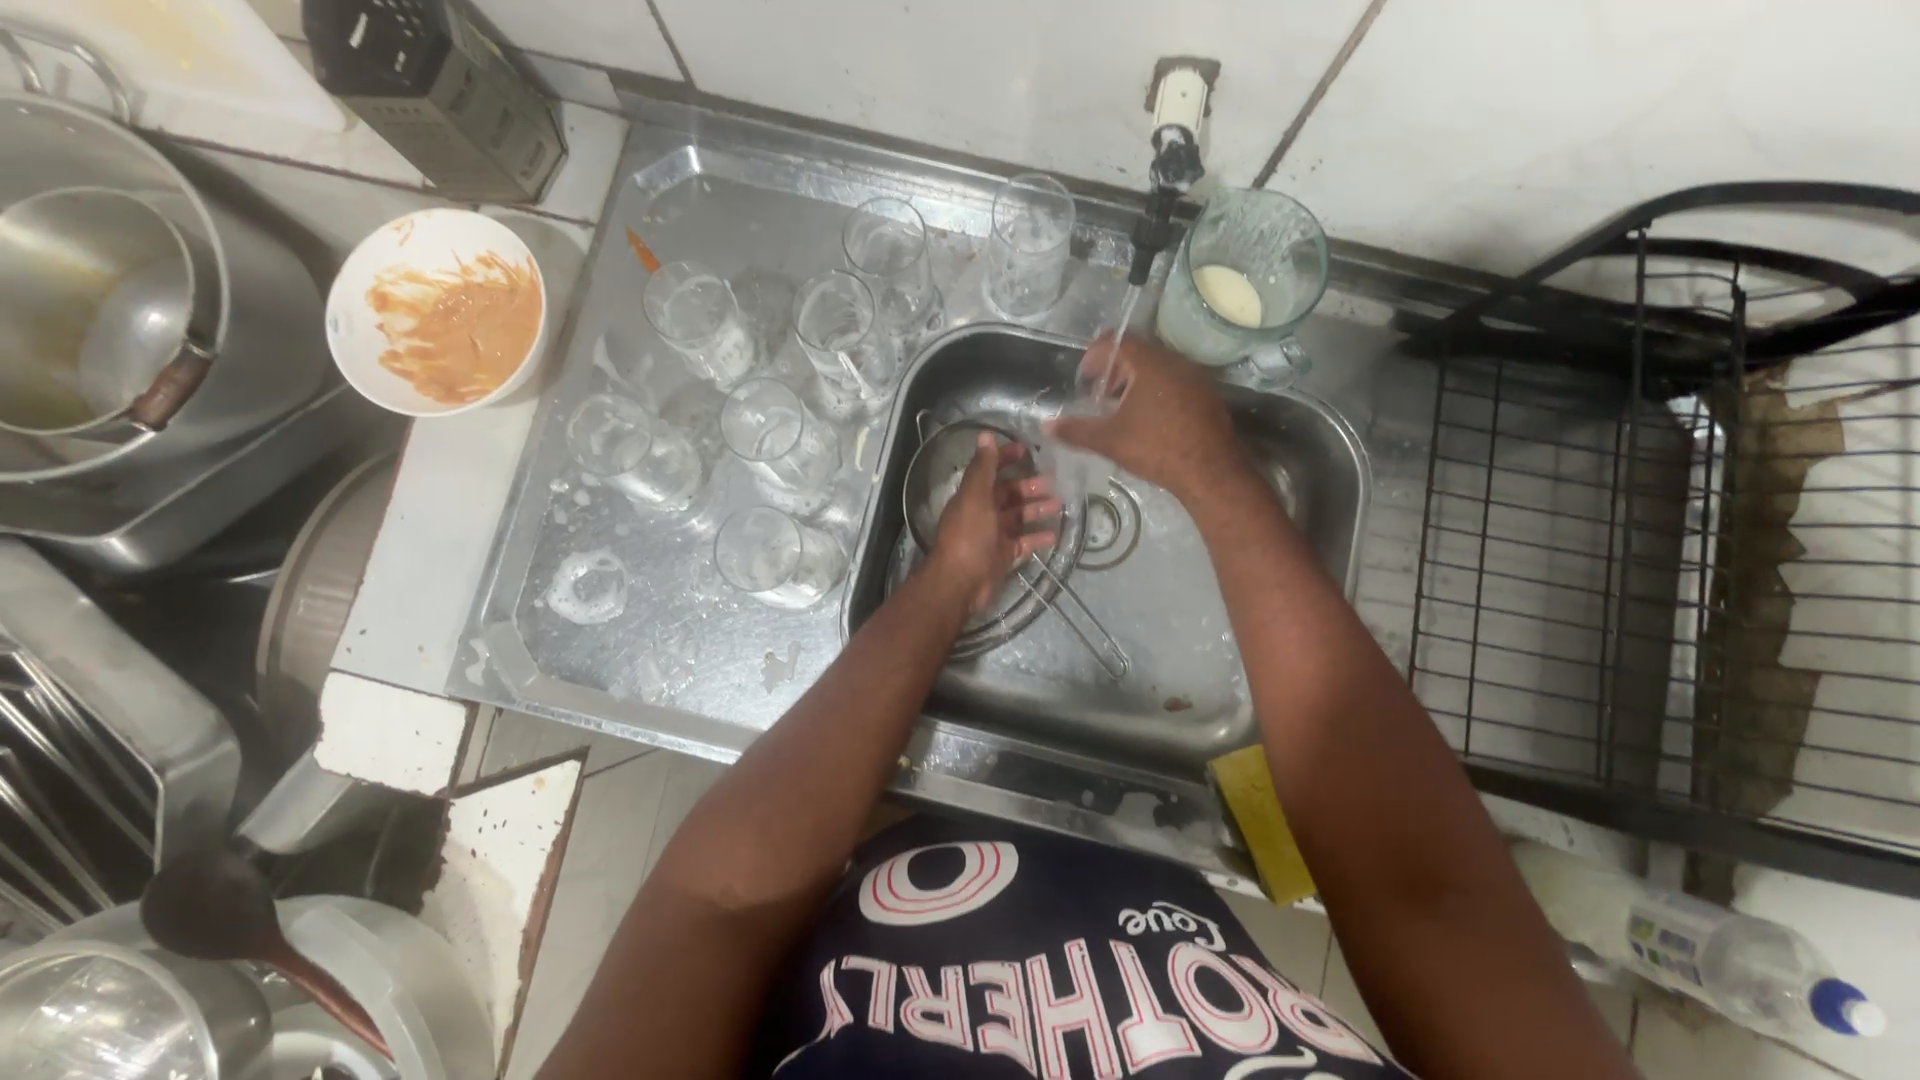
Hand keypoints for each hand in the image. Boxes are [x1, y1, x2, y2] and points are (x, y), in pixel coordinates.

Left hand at [930, 433, 1060, 612]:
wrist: (960, 583)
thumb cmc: (968, 537)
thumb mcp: (975, 498)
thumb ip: (982, 468)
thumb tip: (986, 435)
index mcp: (973, 496)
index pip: (991, 470)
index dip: (1005, 458)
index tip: (1027, 450)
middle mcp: (982, 512)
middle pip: (1009, 494)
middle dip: (1029, 486)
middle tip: (1054, 481)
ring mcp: (993, 535)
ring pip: (1018, 517)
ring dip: (1037, 509)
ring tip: (1061, 504)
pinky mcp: (1002, 555)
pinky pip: (1023, 542)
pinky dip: (1037, 538)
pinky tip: (1056, 534)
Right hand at [1047, 332, 1246, 502]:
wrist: (1211, 472)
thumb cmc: (1156, 449)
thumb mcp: (1110, 440)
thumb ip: (1076, 430)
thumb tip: (1047, 426)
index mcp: (1149, 364)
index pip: (1117, 341)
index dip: (1095, 356)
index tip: (1084, 380)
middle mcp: (1174, 362)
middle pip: (1138, 352)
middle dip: (1115, 370)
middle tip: (1100, 394)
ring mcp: (1195, 377)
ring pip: (1158, 367)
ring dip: (1136, 381)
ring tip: (1122, 408)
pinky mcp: (1206, 395)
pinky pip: (1175, 381)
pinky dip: (1157, 391)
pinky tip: (1150, 420)